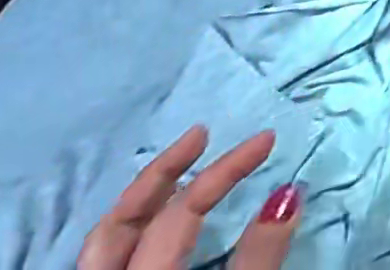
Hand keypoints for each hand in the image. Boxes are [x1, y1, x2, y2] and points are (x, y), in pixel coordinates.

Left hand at [79, 125, 301, 269]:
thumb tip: (289, 195)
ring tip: (177, 169)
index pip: (184, 211)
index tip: (267, 140)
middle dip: (166, 171)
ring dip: (142, 199)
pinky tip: (151, 225)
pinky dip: (129, 232)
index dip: (227, 170)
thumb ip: (257, 261)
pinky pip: (101, 262)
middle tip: (203, 133)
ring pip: (102, 243)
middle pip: (121, 220)